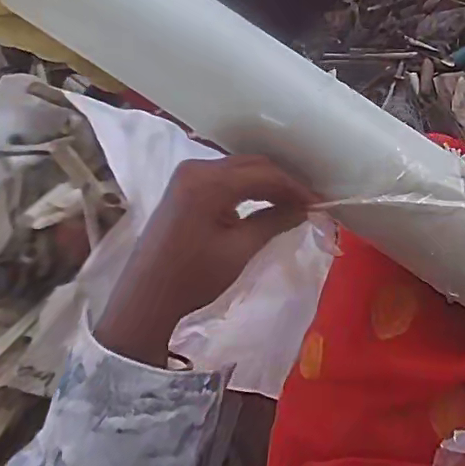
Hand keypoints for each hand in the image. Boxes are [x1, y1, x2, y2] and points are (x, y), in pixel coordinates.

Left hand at [94, 156, 319, 365]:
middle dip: (282, 182)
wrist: (145, 299)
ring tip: (292, 203)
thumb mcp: (239, 250)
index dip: (295, 187)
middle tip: (309, 203)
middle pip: (251, 165)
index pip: (263, 174)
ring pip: (238, 169)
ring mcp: (187, 175)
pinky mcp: (183, 185)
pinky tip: (264, 201)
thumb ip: (274, 222)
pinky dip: (246, 187)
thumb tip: (305, 209)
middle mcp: (196, 168)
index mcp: (208, 182)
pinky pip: (224, 177)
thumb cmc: (192, 278)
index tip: (319, 203)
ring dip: (266, 183)